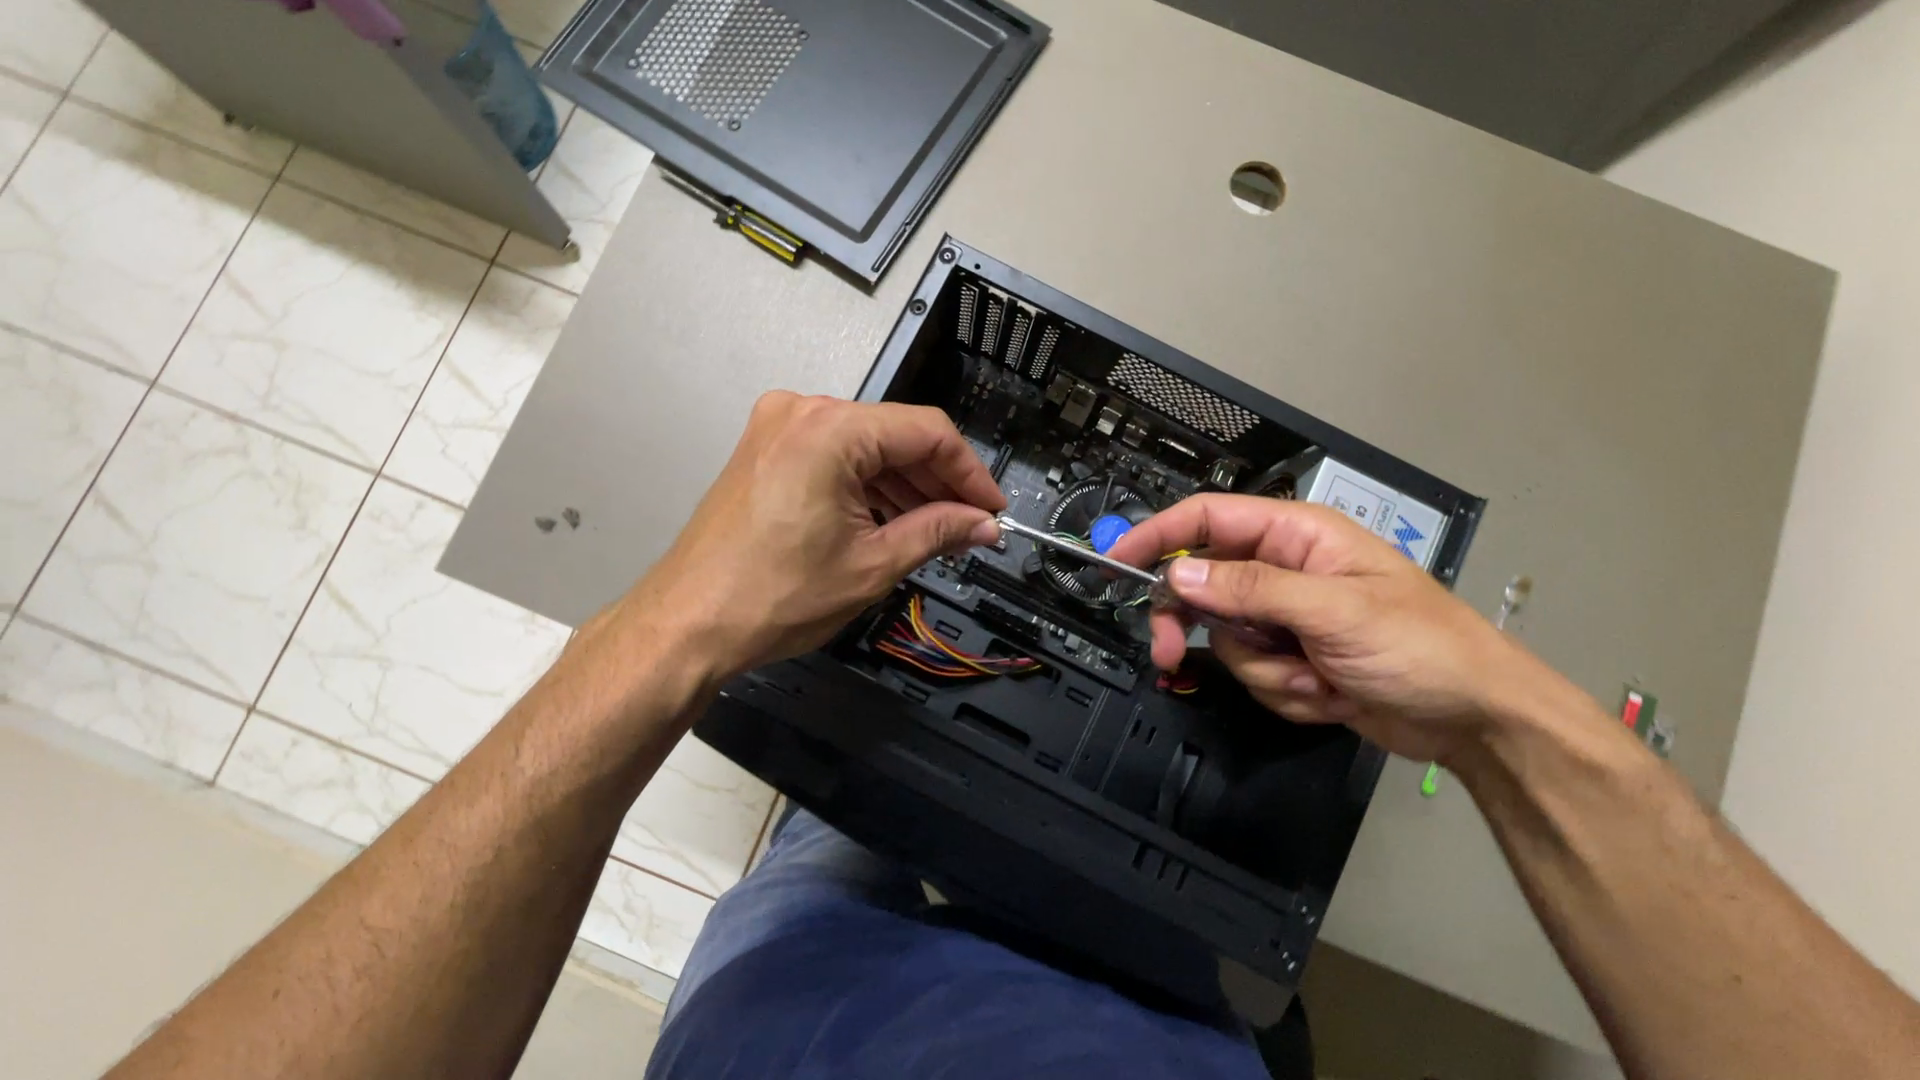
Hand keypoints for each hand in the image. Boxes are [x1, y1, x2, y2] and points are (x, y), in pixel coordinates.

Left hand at [604, 392, 1005, 679]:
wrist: (689, 623)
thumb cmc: (769, 597)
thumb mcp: (872, 564)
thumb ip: (938, 533)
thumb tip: (982, 525)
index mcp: (830, 430)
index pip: (927, 432)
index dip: (970, 472)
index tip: (990, 508)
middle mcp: (801, 413)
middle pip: (897, 435)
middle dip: (938, 481)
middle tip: (969, 525)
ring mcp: (778, 430)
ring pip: (867, 446)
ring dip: (905, 485)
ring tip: (935, 531)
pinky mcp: (766, 452)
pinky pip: (835, 456)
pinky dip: (868, 485)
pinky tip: (891, 521)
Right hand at [1106, 495, 1544, 764]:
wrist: (1474, 718)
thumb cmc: (1422, 646)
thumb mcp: (1334, 612)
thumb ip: (1251, 590)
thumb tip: (1179, 574)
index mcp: (1298, 536)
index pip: (1209, 519)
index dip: (1158, 535)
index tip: (1117, 562)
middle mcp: (1285, 571)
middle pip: (1203, 586)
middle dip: (1196, 627)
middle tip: (1170, 655)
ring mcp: (1288, 620)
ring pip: (1227, 641)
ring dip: (1266, 671)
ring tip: (1321, 678)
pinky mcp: (1295, 660)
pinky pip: (1254, 675)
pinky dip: (1286, 693)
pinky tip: (1333, 694)